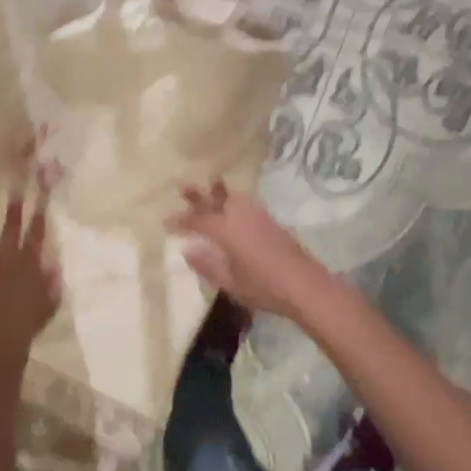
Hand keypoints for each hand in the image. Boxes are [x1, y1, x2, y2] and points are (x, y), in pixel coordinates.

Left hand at [0, 193, 60, 362]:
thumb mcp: (49, 303)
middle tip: (13, 194)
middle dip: (13, 213)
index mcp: (28, 263)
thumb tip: (52, 265)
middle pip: (10, 232)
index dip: (38, 215)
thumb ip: (51, 282)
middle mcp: (6, 261)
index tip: (40, 196)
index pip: (36, 234)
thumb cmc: (29, 321)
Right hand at [167, 180, 329, 319]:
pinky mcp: (271, 222)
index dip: (181, 220)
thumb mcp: (229, 281)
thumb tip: (188, 250)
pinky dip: (232, 201)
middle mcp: (240, 216)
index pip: (198, 220)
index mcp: (226, 229)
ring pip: (232, 198)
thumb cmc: (263, 286)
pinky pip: (244, 204)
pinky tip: (232, 209)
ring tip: (208, 187)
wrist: (305, 285)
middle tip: (181, 184)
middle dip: (197, 195)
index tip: (166, 222)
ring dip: (217, 194)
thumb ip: (207, 265)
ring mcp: (258, 217)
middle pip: (215, 200)